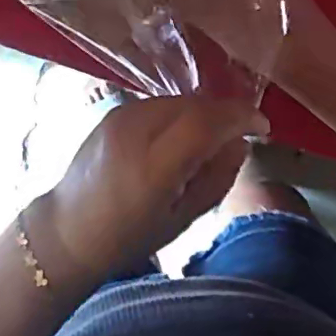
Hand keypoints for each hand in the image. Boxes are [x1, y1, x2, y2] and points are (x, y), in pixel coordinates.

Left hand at [34, 96, 266, 286]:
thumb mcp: (183, 218)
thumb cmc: (130, 234)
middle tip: (247, 130)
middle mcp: (133, 130)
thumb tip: (240, 142)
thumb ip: (216, 177)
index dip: (238, 117)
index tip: (264, 125)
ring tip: (219, 134)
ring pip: (174, 100)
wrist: (71, 224)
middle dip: (224, 112)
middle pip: (190, 105)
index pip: (202, 122)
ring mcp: (118, 116)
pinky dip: (179, 112)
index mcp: (152, 164)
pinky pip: (156, 104)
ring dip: (201, 111)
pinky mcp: (111, 111)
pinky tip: (187, 132)